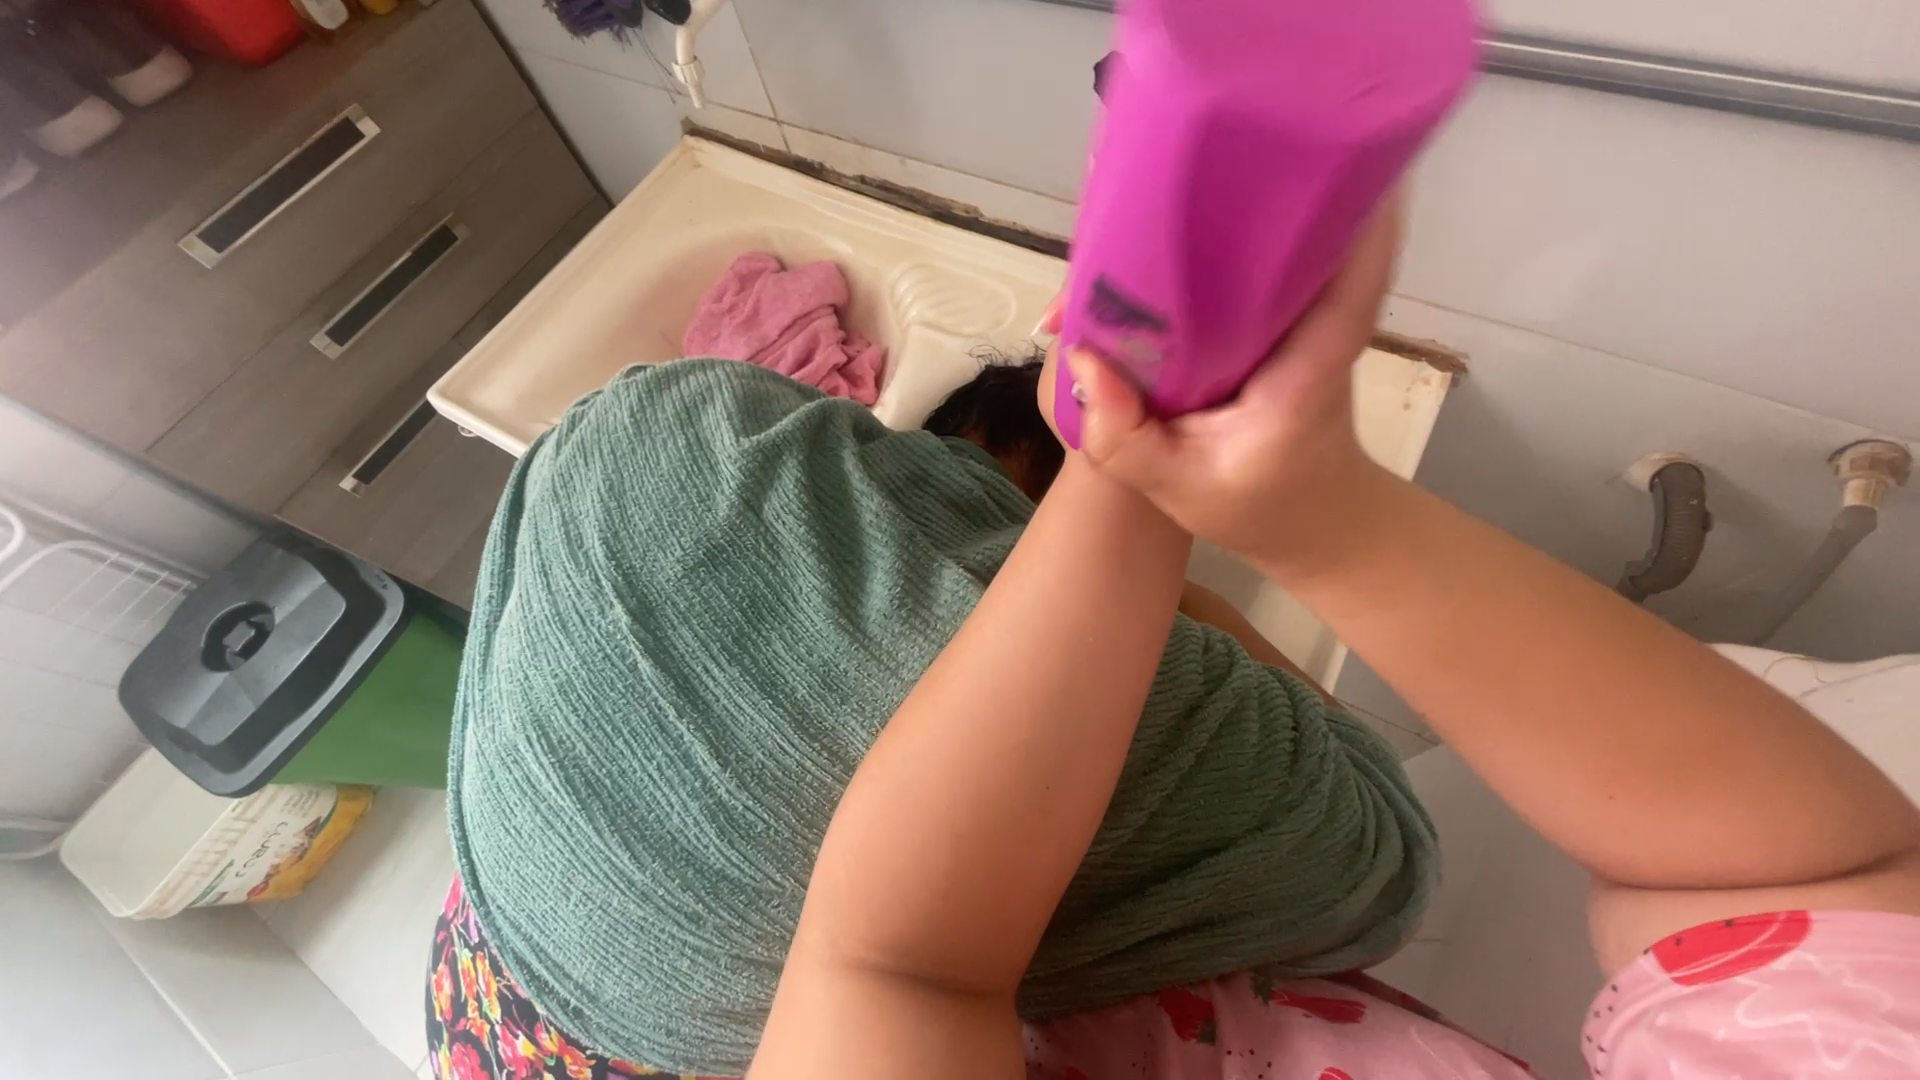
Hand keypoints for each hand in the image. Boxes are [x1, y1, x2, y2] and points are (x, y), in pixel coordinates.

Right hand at [1042, 196, 1402, 565]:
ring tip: (1115, 203)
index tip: (1290, 130)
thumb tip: (1083, 361)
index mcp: (1314, 350)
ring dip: (1187, 216)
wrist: (1310, 517)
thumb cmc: (1263, 507)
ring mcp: (1290, 312)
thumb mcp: (1183, 490)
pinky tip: (1127, 251)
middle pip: (1282, 223)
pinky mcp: (1264, 319)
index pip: (1350, 251)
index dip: (1333, 186)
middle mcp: (1313, 313)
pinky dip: (1179, 254)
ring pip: (1247, 242)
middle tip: (1135, 171)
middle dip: (1218, 187)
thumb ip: (1127, 440)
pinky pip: (1224, 270)